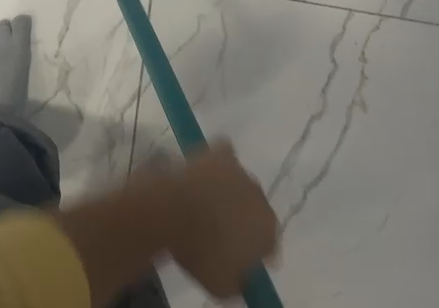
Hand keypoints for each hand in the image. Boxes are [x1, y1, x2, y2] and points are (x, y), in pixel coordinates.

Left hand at [164, 143, 279, 296]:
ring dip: (229, 192)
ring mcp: (239, 171)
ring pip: (239, 183)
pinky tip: (206, 171)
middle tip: (218, 230)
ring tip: (206, 202)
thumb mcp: (221, 287)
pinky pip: (225, 154)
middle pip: (255, 209)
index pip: (269, 243)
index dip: (253, 251)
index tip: (236, 257)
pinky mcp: (218, 151)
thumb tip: (240, 279)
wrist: (169, 210)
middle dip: (241, 219)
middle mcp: (260, 196)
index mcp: (267, 229)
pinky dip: (218, 162)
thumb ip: (238, 283)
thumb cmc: (197, 252)